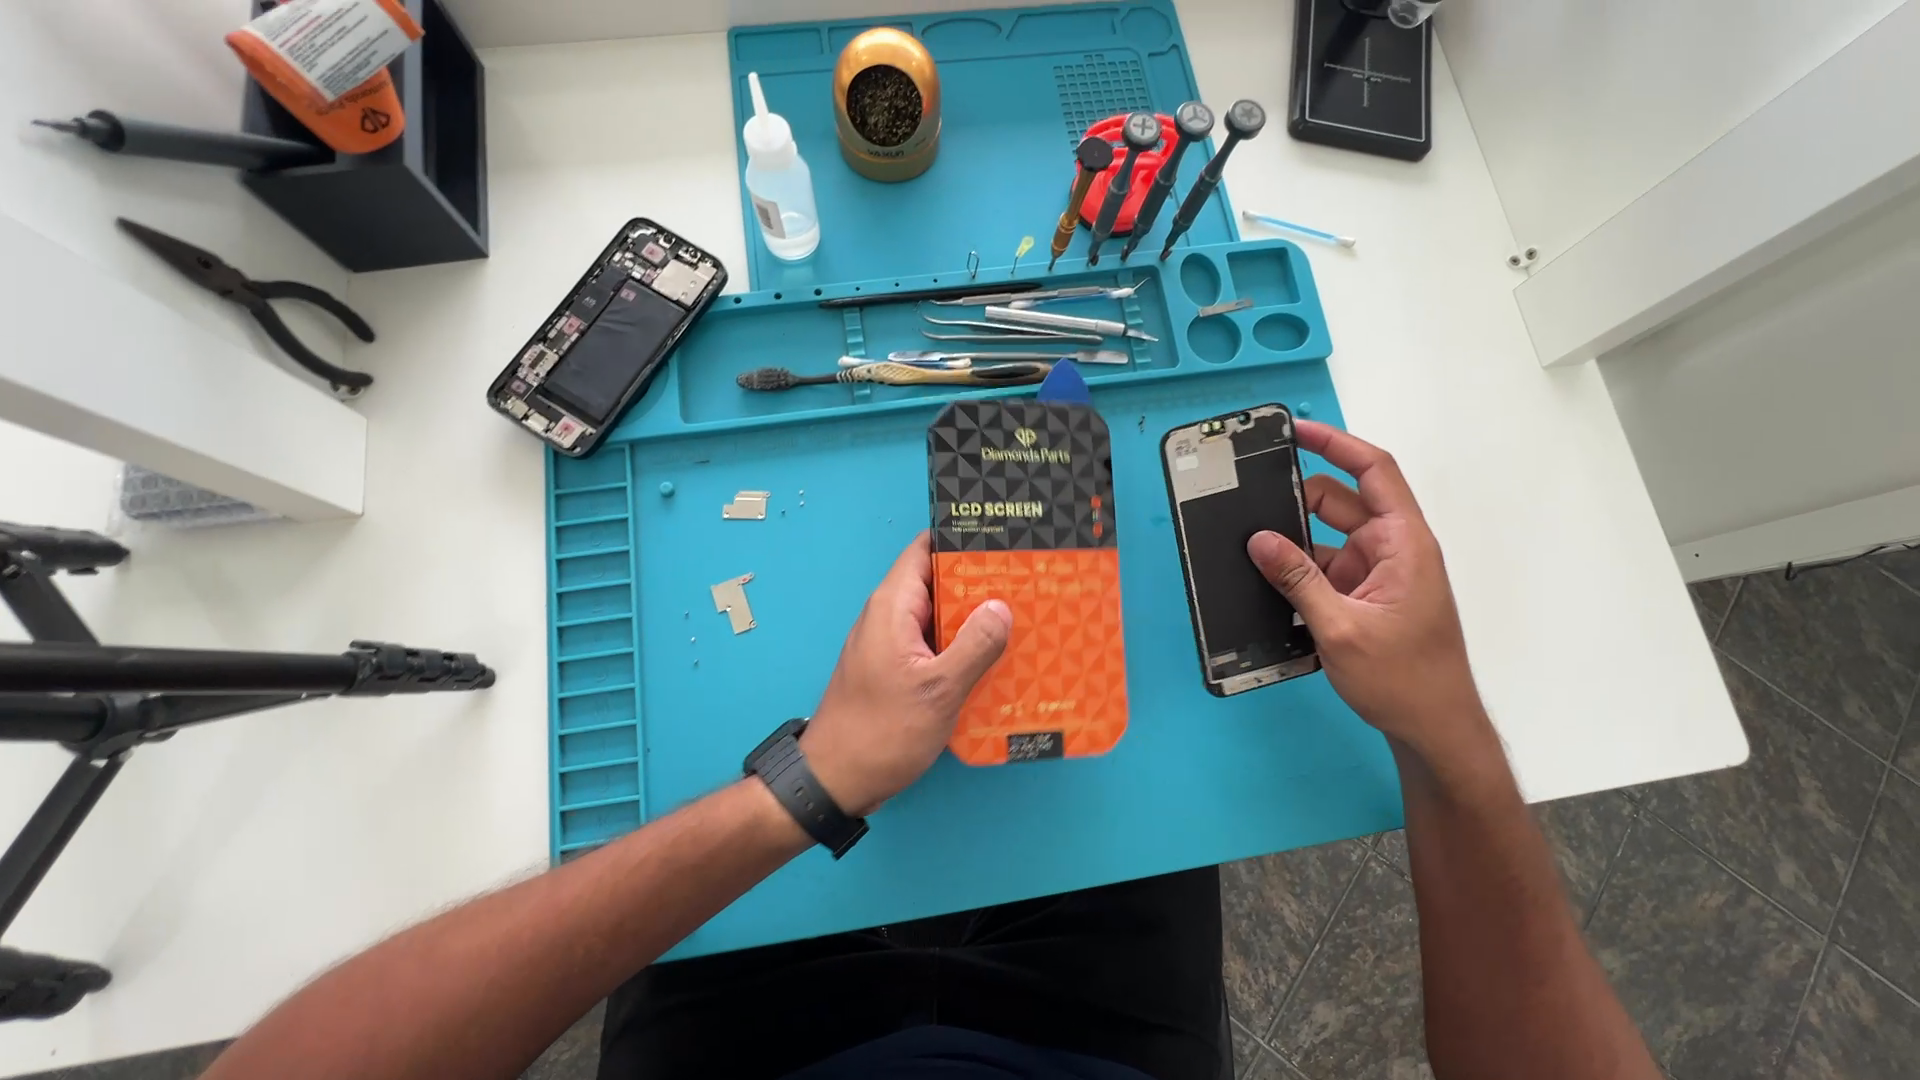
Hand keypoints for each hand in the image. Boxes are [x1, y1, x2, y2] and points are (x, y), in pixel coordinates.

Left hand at [801, 533, 1012, 815]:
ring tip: (1024, 614)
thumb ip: (974, 646)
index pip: (925, 550)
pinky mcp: (896, 671)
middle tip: (1028, 579)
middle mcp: (889, 617)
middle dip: (979, 580)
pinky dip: (961, 646)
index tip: (1003, 538)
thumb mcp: (938, 690)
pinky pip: (934, 646)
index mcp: (893, 606)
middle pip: (937, 582)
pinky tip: (997, 658)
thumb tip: (1001, 606)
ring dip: (974, 618)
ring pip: (938, 617)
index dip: (961, 539)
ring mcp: (891, 645)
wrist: (835, 781)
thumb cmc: (883, 731)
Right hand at [1245, 421, 1487, 763]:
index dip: (1336, 444)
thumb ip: (1297, 579)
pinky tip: (1266, 582)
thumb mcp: (1340, 628)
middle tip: (1247, 500)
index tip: (1295, 431)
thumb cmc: (1402, 677)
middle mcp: (1392, 548)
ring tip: (1247, 544)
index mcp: (1403, 542)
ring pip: (1326, 538)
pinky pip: (1323, 569)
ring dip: (1292, 543)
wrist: (1432, 727)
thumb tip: (1258, 540)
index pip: (1373, 472)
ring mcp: (1376, 573)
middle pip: (1339, 502)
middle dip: (1295, 500)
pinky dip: (1297, 572)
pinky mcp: (1362, 596)